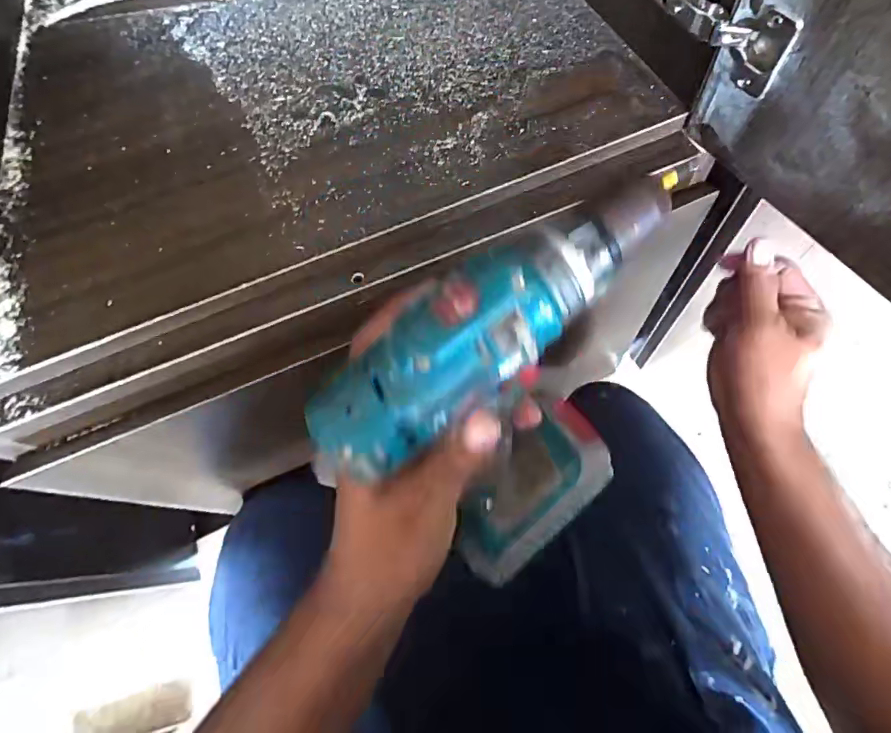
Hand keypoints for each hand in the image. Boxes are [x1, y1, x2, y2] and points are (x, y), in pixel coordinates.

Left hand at [317, 280, 532, 612]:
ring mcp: (408, 432)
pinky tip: (525, 410)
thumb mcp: (419, 503)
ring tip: (524, 362)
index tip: (444, 292)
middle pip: (418, 359)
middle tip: (496, 317)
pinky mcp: (430, 449)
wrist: (377, 598)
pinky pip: (462, 416)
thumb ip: (452, 460)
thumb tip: (489, 415)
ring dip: (483, 373)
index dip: (405, 314)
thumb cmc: (384, 549)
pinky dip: (491, 410)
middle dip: (458, 337)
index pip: (376, 349)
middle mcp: (385, 415)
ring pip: (445, 386)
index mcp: (366, 418)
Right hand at [704, 237, 829, 439]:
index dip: (750, 265)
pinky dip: (719, 321)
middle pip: (753, 279)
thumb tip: (759, 245)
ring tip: (725, 332)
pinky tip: (720, 336)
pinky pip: (728, 312)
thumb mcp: (758, 324)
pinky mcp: (746, 337)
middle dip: (734, 294)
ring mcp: (767, 327)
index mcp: (807, 310)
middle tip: (731, 317)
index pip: (777, 268)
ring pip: (736, 295)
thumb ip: (756, 282)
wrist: (747, 422)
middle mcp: (790, 315)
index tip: (725, 268)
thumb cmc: (759, 378)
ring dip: (723, 308)